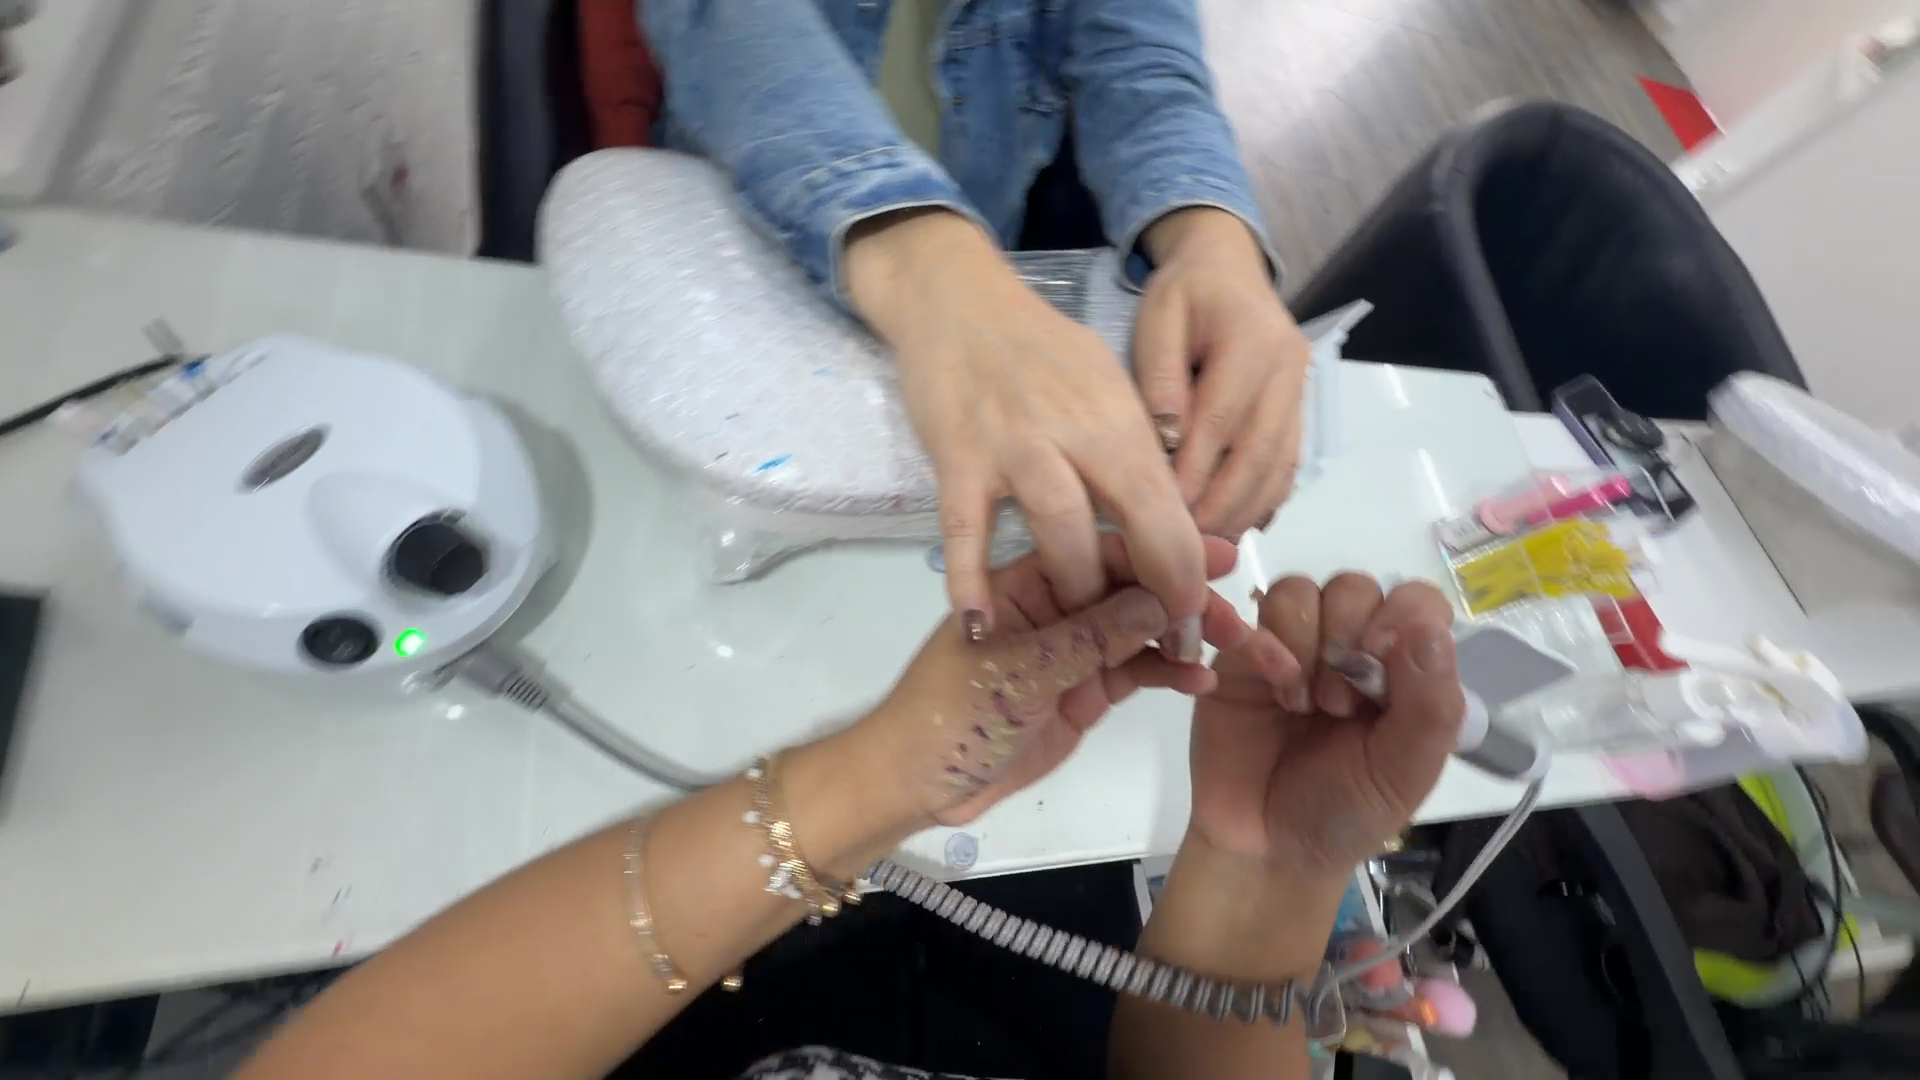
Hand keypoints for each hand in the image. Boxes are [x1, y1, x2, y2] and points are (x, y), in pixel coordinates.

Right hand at [845, 209, 1205, 657]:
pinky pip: (964, 531)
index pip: (1172, 509)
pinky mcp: (957, 460)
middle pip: (1130, 529)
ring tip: (1080, 640)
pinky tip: (977, 627)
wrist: (957, 301)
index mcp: (1121, 419)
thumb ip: (1135, 449)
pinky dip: (969, 581)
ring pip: (1058, 535)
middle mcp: (1077, 435)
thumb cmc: (1040, 347)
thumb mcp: (1106, 384)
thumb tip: (1170, 513)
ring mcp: (1013, 449)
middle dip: (1153, 600)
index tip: (1199, 623)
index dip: (1191, 575)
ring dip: (1075, 596)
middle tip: (1163, 652)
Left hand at [861, 535, 1252, 826]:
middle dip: (1180, 597)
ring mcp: (1072, 651)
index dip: (1155, 552)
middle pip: (1127, 590)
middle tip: (1235, 608)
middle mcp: (1056, 608)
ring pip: (1136, 632)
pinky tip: (1198, 679)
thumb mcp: (1021, 671)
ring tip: (1233, 644)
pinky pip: (1130, 673)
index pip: (1097, 553)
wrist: (921, 782)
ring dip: (1180, 636)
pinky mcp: (1084, 691)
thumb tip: (1162, 598)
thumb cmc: (952, 714)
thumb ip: (1090, 636)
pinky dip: (1163, 674)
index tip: (1213, 555)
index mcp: (1026, 583)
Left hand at [1136, 208, 1312, 537]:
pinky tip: (1238, 524)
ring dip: (1246, 509)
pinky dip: (1264, 498)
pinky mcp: (1298, 409)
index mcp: (1252, 341)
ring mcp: (1300, 391)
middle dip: (1223, 502)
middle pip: (1259, 451)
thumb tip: (1164, 436)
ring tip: (1210, 544)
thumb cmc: (1184, 294)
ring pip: (1280, 464)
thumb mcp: (1158, 318)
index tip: (1167, 510)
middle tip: (1188, 542)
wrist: (1227, 269)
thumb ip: (1160, 373)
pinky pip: (1288, 462)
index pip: (1223, 419)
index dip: (1196, 469)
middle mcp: (1288, 370)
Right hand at [1188, 574, 1461, 876]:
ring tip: (1306, 703)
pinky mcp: (1239, 658)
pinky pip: (1250, 620)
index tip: (1386, 659)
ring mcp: (1287, 649)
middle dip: (1349, 635)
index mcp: (1398, 670)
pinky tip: (1277, 695)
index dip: (1402, 614)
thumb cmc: (1346, 810)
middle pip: (1352, 586)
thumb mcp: (1407, 769)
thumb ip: (1430, 703)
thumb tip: (1428, 628)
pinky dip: (1268, 650)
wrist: (1267, 845)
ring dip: (1307, 642)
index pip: (1412, 600)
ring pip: (1298, 590)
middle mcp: (1344, 648)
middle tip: (1343, 703)